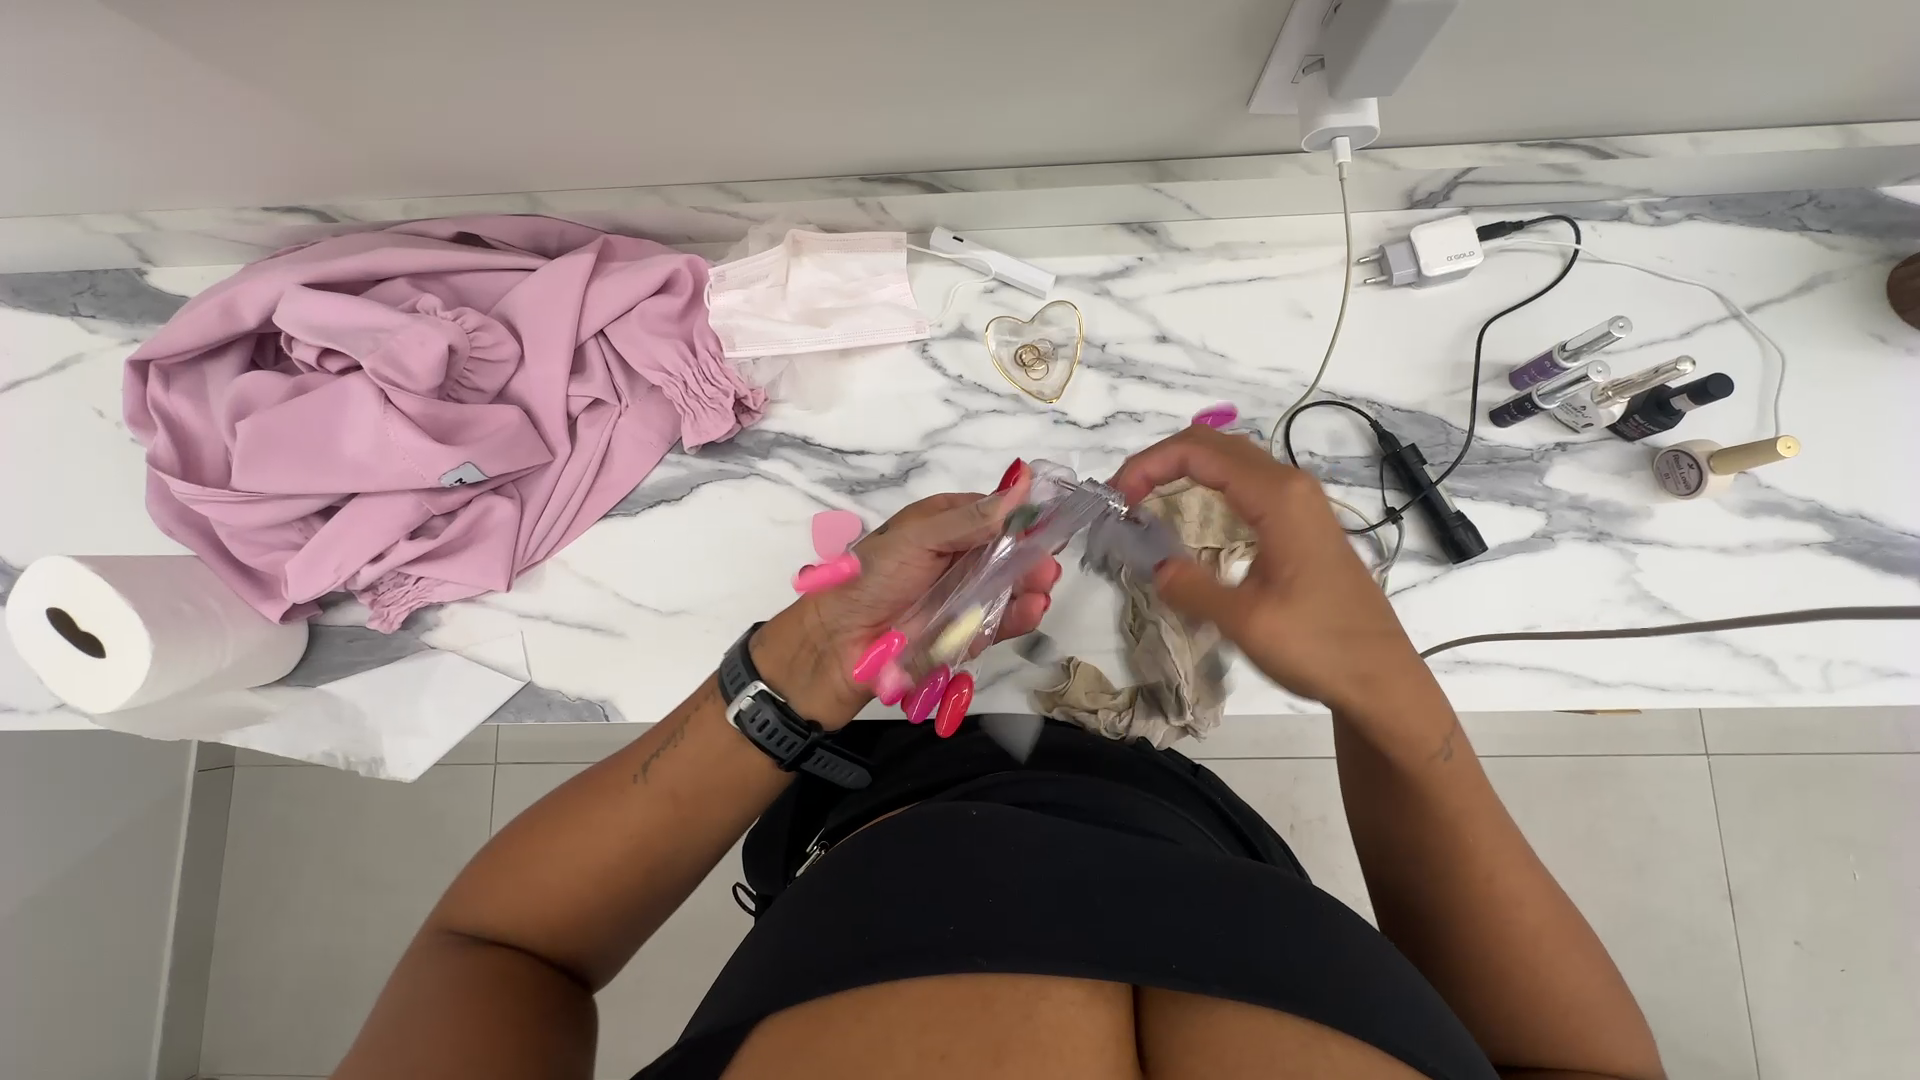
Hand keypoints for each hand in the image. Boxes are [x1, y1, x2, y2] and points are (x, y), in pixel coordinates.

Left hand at [751, 465, 1061, 727]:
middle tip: (1047, 563)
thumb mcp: (921, 538)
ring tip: (1041, 587)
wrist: (836, 644)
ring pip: (1011, 586)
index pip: (996, 512)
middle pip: (1010, 550)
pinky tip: (1030, 610)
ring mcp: (964, 594)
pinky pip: (1000, 621)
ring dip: (1031, 586)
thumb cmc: (871, 578)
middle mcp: (958, 555)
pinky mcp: (966, 632)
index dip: (1025, 515)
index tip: (1052, 519)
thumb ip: (974, 518)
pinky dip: (1018, 616)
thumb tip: (1024, 479)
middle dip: (1032, 555)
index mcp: (945, 522)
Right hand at [1111, 426, 1427, 714]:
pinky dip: (1207, 483)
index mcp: (1277, 497)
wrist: (1381, 677)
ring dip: (1183, 468)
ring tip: (1144, 497)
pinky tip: (1190, 512)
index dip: (1148, 465)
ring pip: (1231, 460)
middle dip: (1159, 460)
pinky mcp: (1302, 522)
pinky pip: (1246, 482)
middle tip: (1122, 496)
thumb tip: (1156, 567)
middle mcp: (1291, 486)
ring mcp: (1300, 502)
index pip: (1198, 452)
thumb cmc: (1319, 647)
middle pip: (1213, 444)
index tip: (1116, 498)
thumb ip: (1192, 587)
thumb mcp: (1245, 621)